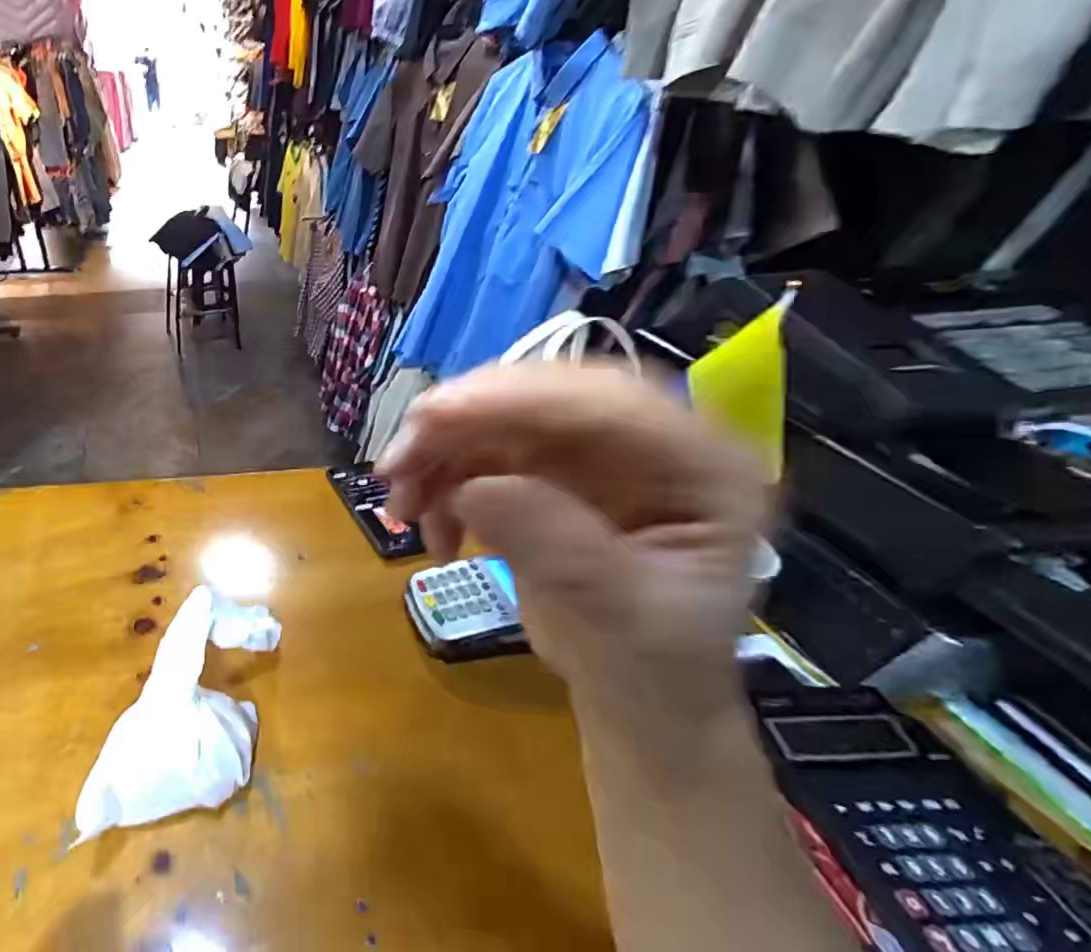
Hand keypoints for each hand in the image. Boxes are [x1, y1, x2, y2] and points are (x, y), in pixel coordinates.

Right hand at [376, 363, 767, 706]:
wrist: (633, 691)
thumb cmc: (650, 663)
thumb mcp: (620, 616)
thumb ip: (556, 547)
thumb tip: (472, 491)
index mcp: (697, 463)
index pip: (604, 402)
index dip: (515, 399)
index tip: (433, 416)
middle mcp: (640, 440)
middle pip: (536, 400)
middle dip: (456, 426)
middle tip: (394, 465)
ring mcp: (585, 453)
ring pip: (492, 421)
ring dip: (435, 457)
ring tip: (402, 509)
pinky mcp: (540, 469)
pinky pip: (472, 454)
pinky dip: (438, 485)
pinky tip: (432, 532)